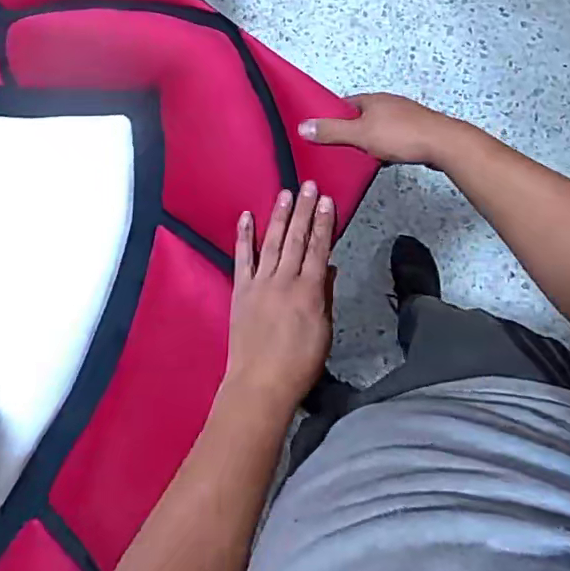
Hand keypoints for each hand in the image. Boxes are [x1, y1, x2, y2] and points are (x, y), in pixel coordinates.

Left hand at [222, 181, 335, 419]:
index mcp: (309, 291)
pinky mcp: (240, 290)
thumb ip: (325, 296)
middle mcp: (284, 280)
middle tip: (309, 186)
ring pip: (272, 241)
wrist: (260, 384)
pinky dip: (244, 236)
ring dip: (279, 215)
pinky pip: (242, 258)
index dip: (324, 223)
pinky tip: (246, 216)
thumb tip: (329, 267)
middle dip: (304, 210)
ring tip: (286, 193)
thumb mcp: (324, 332)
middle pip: (296, 238)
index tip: (328, 201)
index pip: (319, 248)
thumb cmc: (300, 364)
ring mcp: (260, 283)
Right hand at [297, 93, 467, 165]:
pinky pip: (391, 139)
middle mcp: (387, 104)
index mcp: (372, 100)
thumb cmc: (404, 135)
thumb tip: (304, 126)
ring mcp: (402, 117)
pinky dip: (384, 148)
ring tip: (359, 157)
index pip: (342, 105)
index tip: (320, 131)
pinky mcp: (414, 132)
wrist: (443, 145)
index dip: (330, 118)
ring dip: (368, 142)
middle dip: (349, 132)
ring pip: (376, 129)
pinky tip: (382, 160)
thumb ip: (332, 131)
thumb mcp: (360, 134)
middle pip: (359, 117)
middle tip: (337, 148)